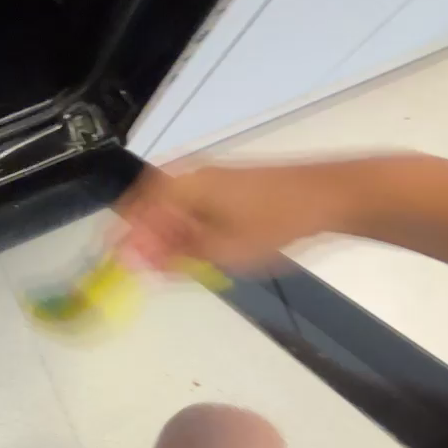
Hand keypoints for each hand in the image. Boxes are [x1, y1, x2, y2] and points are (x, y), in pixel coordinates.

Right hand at [112, 159, 387, 273]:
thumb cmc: (273, 223)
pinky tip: (201, 253)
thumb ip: (170, 256)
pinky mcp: (228, 186)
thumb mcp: (218, 251)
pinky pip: (192, 208)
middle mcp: (191, 176)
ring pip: (171, 209)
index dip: (119, 239)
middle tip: (147, 272)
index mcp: (182, 186)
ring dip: (167, 239)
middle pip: (148, 208)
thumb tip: (129, 261)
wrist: (331, 196)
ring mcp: (211, 178)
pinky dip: (187, 231)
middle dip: (143, 242)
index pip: (132, 209)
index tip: (116, 267)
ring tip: (176, 267)